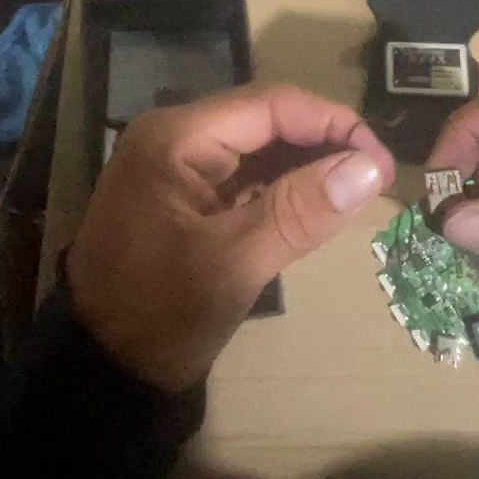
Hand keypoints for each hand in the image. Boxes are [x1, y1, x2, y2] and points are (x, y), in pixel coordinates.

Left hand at [66, 84, 395, 389]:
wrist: (100, 373)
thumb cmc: (159, 314)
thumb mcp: (233, 263)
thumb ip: (300, 210)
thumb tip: (370, 167)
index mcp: (176, 137)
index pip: (268, 105)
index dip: (330, 121)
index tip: (379, 156)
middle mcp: (176, 136)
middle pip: (264, 119)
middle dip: (322, 140)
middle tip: (375, 174)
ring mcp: (179, 164)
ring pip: (258, 146)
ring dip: (306, 162)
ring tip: (356, 186)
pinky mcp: (187, 193)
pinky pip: (244, 174)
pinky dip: (282, 185)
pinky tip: (317, 200)